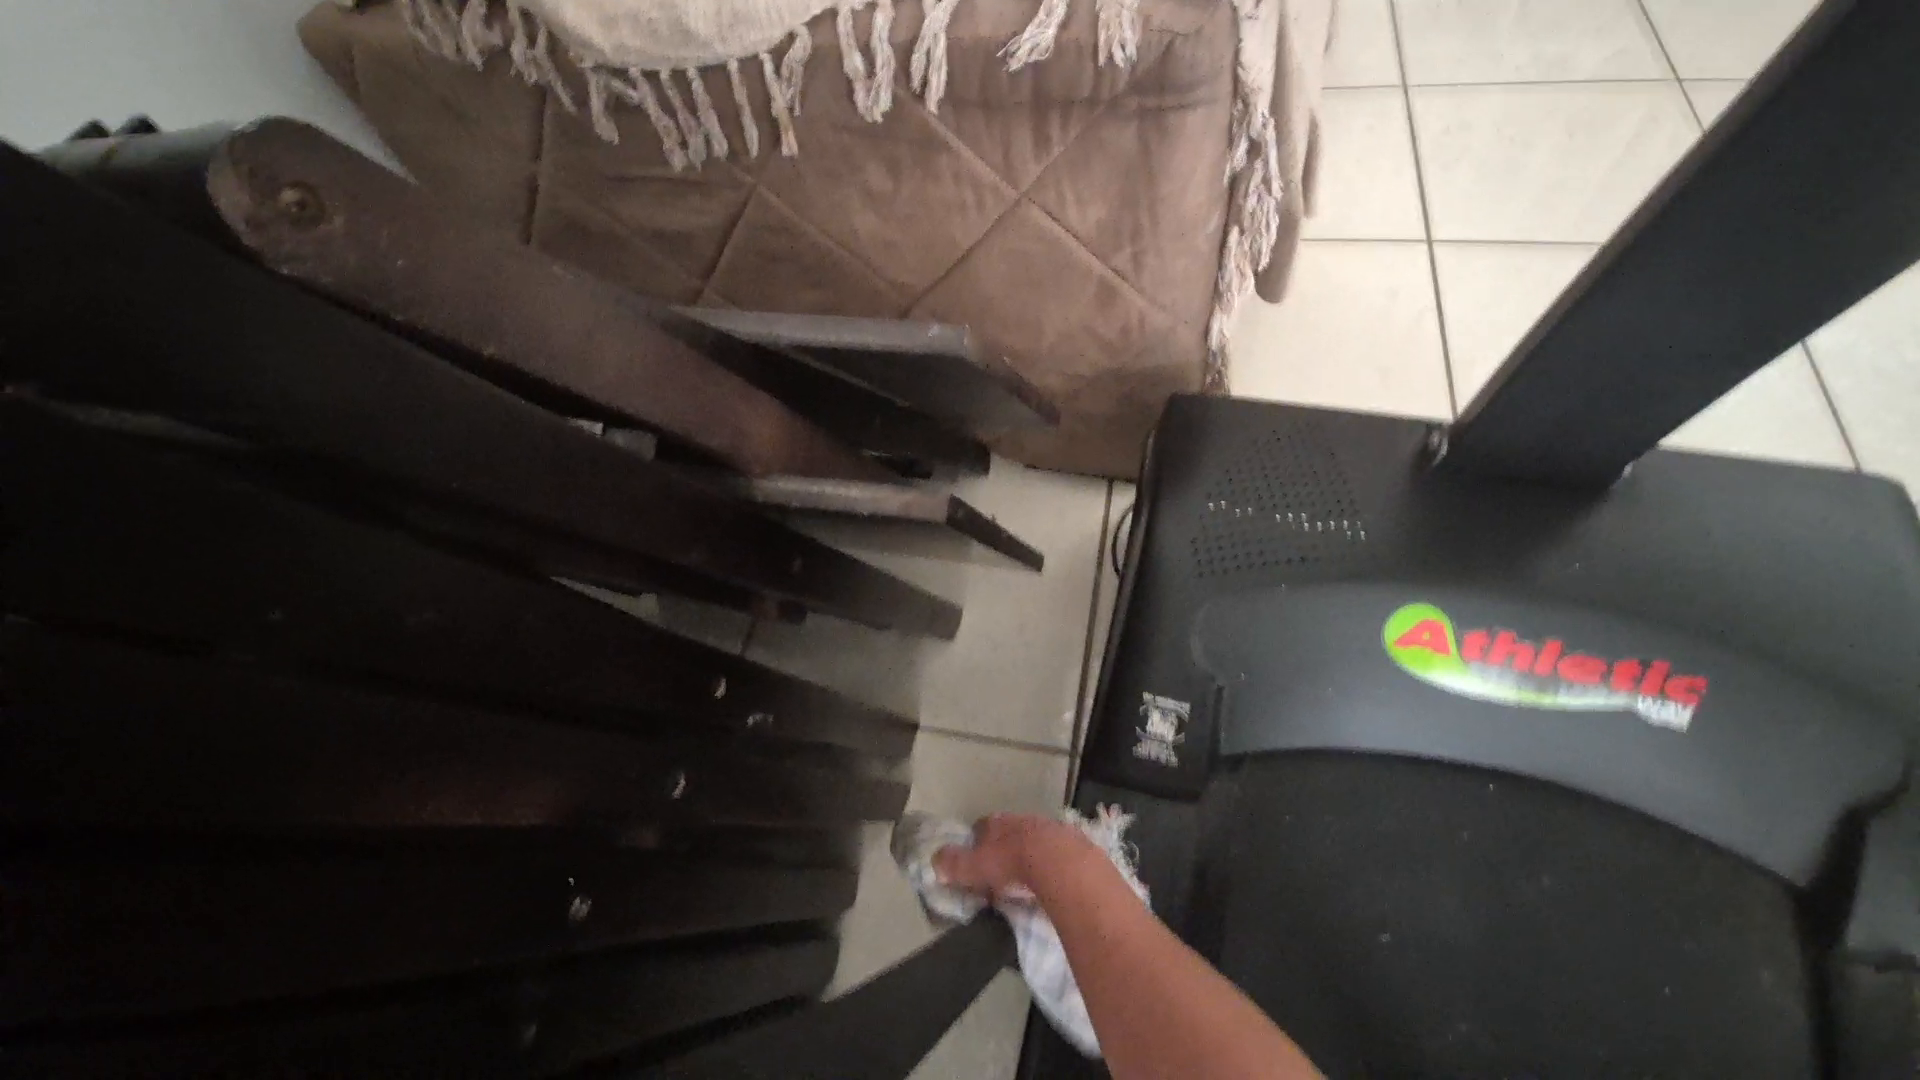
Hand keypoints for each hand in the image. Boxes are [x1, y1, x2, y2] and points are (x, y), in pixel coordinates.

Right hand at [933, 813, 1089, 898]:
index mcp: (999, 823)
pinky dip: (1054, 865)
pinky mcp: (1075, 845)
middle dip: (1007, 848)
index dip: (977, 842)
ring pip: (1037, 840)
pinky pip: (1059, 854)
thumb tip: (934, 860)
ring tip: (1028, 879)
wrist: (1061, 864)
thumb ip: (955, 864)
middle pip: (1011, 832)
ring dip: (1032, 855)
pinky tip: (1052, 882)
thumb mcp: (976, 867)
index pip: (982, 826)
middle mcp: (1024, 820)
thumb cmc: (1012, 864)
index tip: (975, 861)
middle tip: (1002, 872)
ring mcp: (1051, 829)